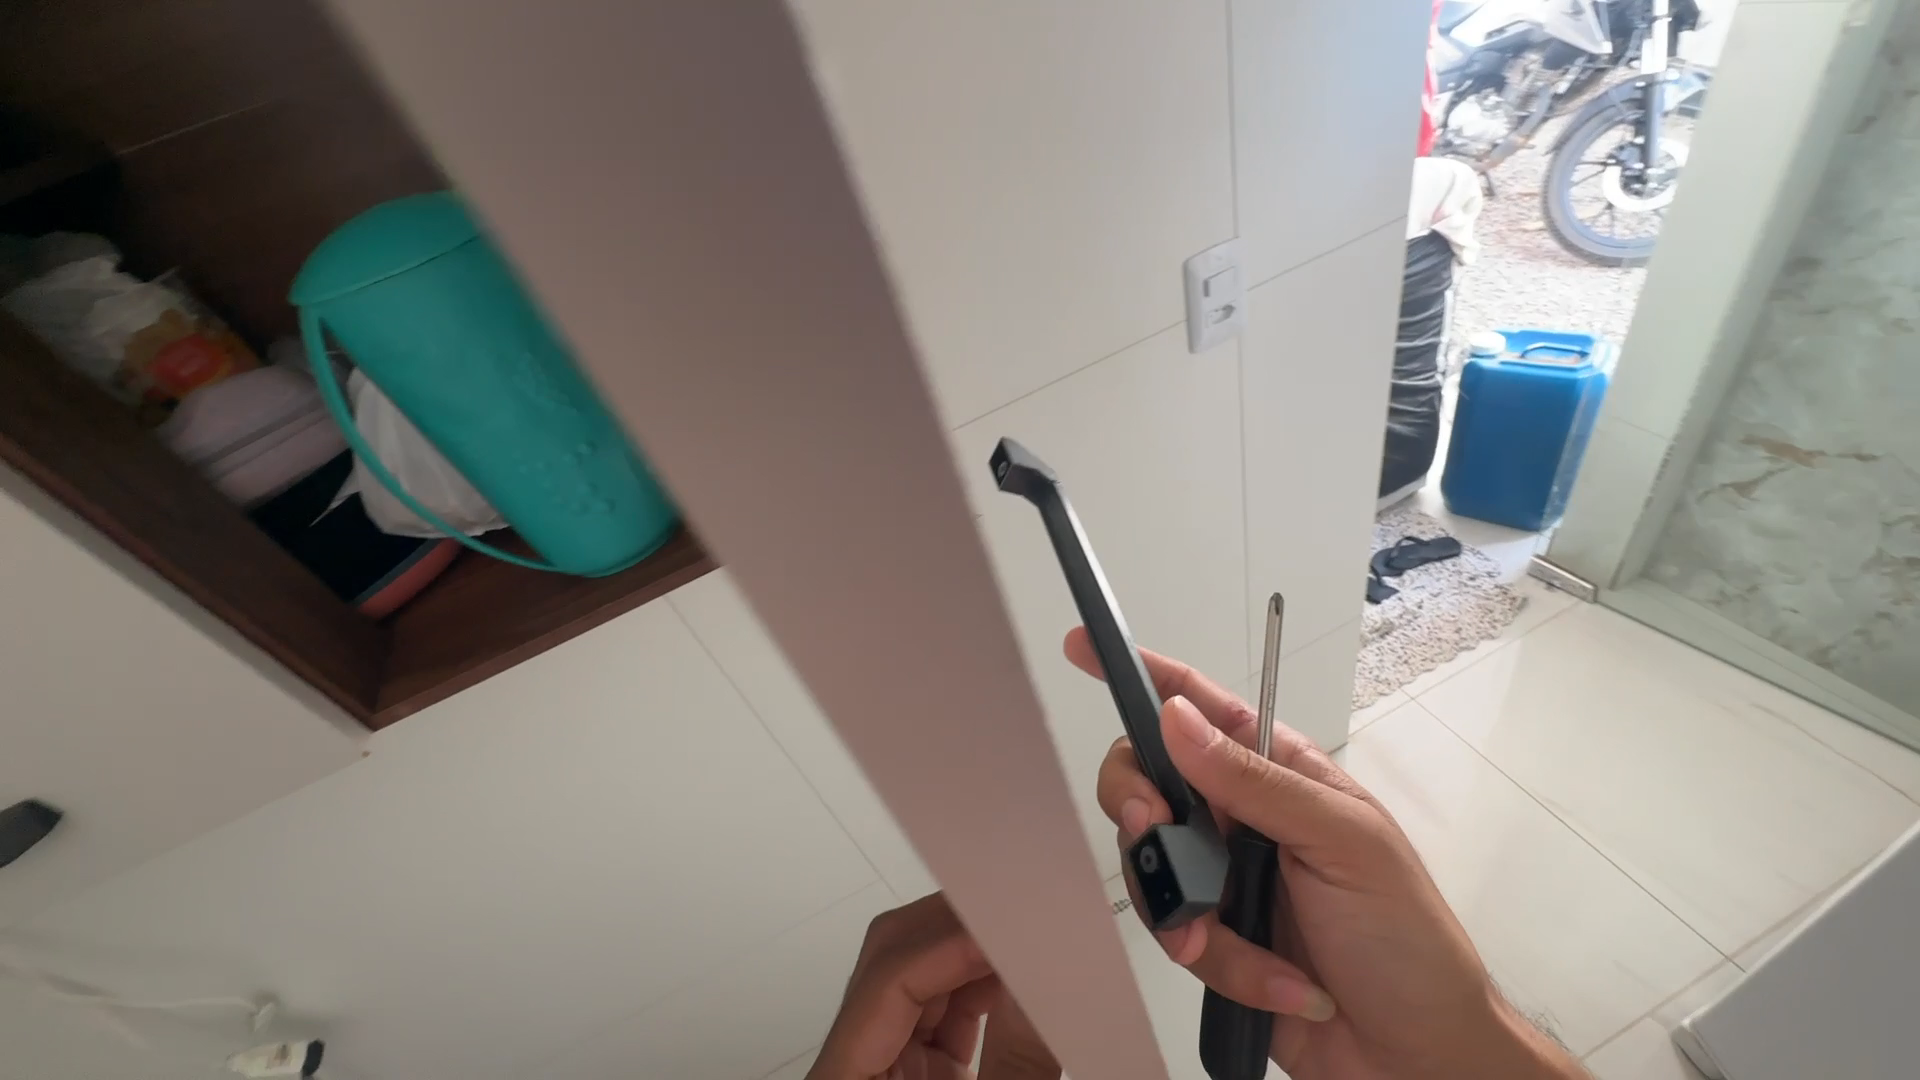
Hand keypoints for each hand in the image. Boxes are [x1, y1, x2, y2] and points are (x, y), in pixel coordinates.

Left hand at [809, 893, 1059, 1079]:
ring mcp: (884, 1055)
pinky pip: (945, 1004)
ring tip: (1027, 935)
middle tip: (1017, 909)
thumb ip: (1016, 1060)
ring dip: (977, 950)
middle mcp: (855, 1056)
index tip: (1004, 929)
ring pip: (922, 971)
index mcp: (845, 1078)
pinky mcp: (915, 1063)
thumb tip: (1046, 979)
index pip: (887, 982)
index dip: (947, 947)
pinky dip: (985, 984)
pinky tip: (1021, 975)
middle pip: (896, 958)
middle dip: (961, 930)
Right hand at [1069, 630, 1583, 1079]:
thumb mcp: (1341, 842)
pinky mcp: (1205, 931)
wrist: (1415, 1061)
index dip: (1140, 673)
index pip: (1196, 705)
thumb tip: (1175, 717)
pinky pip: (1172, 927)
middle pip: (1143, 778)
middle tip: (1151, 829)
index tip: (1084, 648)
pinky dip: (1218, 959)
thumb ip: (1254, 781)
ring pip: (1148, 859)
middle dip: (1139, 806)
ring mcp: (1215, 872)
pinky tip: (1275, 983)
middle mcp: (1232, 813)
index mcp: (1271, 770)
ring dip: (1185, 906)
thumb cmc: (1404, 937)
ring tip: (1234, 943)